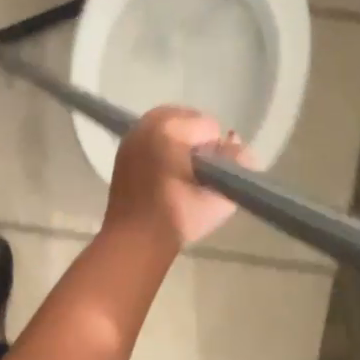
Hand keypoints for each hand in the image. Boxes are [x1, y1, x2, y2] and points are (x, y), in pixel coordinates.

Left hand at [103, 107, 248, 248]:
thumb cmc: (177, 218)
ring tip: (183, 170)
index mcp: (169, 131)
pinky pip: (150, 136)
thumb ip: (237, 163)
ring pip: (166, 123)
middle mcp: (146, 127)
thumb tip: (236, 142)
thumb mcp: (220, 195)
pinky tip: (165, 170)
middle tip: (199, 168)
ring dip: (179, 140)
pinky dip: (161, 146)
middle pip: (186, 118)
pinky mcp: (122, 152)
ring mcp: (130, 138)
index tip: (210, 172)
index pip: (209, 126)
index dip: (216, 148)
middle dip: (197, 138)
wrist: (134, 240)